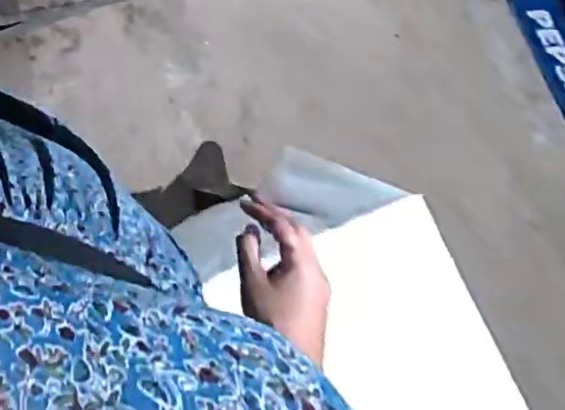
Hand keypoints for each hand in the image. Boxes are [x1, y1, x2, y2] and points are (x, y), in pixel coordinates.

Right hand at [237, 197, 329, 364]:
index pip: (284, 226)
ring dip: (285, 229)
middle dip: (277, 215)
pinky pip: (305, 258)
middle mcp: (317, 270)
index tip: (243, 201)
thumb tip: (250, 230)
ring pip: (304, 245)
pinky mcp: (317, 295)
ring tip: (264, 220)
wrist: (295, 363)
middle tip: (255, 203)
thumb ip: (248, 249)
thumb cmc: (270, 318)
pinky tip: (276, 246)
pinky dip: (289, 244)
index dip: (263, 210)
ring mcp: (320, 284)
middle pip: (300, 232)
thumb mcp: (252, 280)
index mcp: (303, 263)